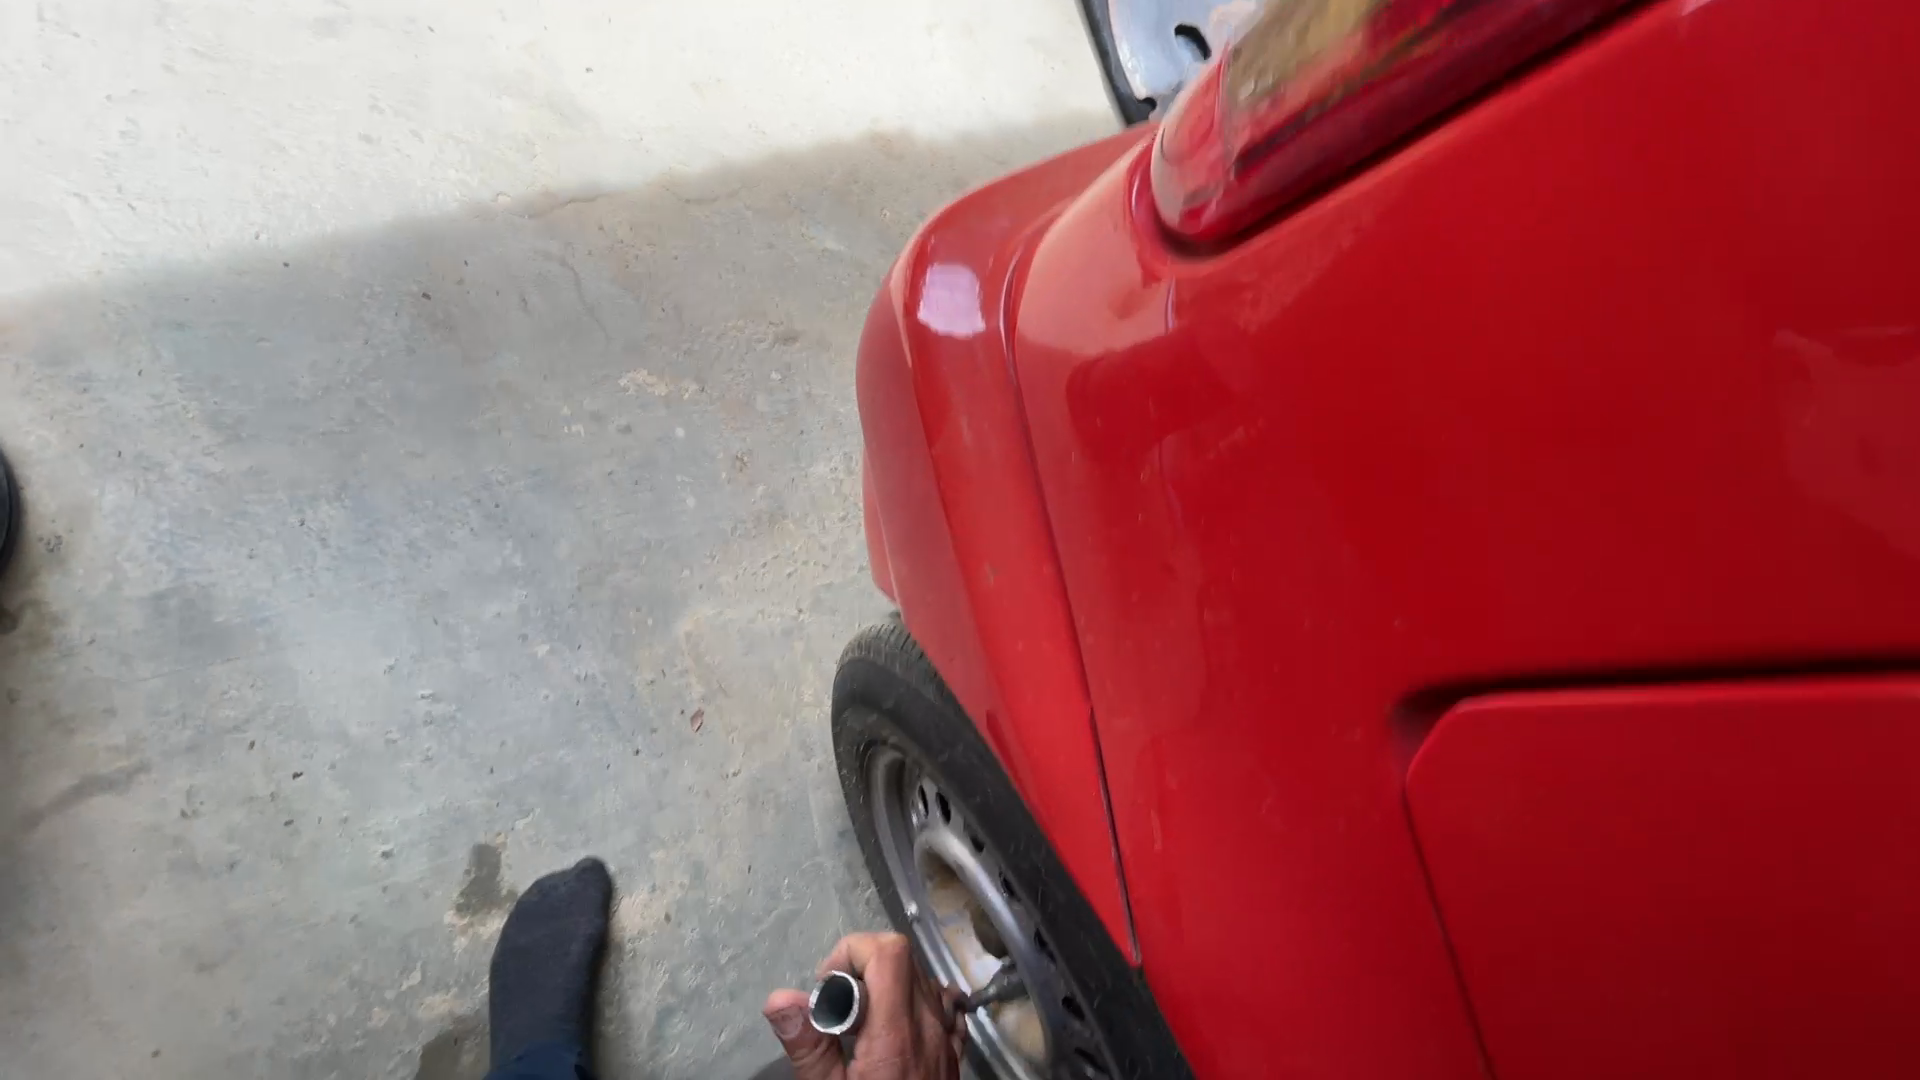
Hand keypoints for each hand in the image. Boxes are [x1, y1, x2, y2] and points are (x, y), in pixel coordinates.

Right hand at [763, 931, 963, 1079]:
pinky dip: (919, 1001)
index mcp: (896, 1033)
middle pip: (906, 957)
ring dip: (892, 980)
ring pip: (925, 977)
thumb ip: (808, 1045)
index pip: (888, 953)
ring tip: (862, 1015)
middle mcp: (929, 1027)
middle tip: (838, 997)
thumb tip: (778, 999)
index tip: (827, 985)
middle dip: (867, 961)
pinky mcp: (954, 1057)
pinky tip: (898, 1024)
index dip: (853, 951)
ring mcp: (947, 1041)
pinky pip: (945, 1007)